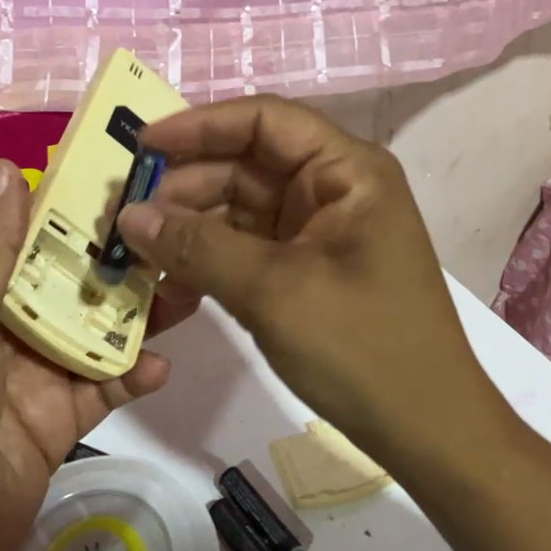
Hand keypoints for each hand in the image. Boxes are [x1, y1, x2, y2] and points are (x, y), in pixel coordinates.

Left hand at [0, 159, 197, 550]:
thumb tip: (4, 165)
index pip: (27, 237)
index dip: (73, 205)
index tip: (129, 172)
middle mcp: (2, 330)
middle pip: (71, 281)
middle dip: (119, 257)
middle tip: (179, 228)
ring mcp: (33, 380)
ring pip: (95, 330)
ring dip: (139, 312)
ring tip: (190, 286)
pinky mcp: (58, 426)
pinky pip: (104, 388)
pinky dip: (133, 376)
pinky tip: (159, 367)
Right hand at [114, 96, 500, 460]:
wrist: (427, 430)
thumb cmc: (362, 347)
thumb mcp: (274, 292)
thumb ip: (198, 247)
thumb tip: (129, 215)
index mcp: (345, 169)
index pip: (265, 120)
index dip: (201, 125)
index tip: (142, 144)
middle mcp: (333, 187)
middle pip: (248, 162)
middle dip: (187, 183)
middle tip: (123, 208)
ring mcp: (321, 228)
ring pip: (242, 205)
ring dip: (191, 222)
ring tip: (134, 245)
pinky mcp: (308, 267)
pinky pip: (249, 244)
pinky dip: (210, 255)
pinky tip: (166, 273)